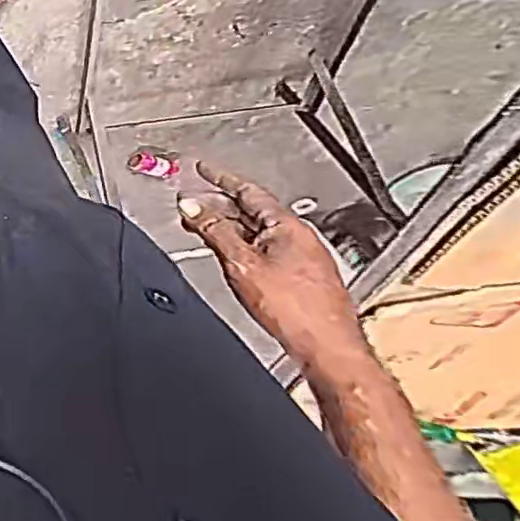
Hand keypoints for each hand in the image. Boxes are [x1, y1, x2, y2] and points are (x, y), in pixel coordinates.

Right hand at [178, 160, 371, 371]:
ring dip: (228, 228)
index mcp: (287, 226)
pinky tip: (229, 256)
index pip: (247, 191)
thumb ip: (213, 230)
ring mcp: (303, 257)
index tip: (203, 169)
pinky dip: (242, 246)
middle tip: (192, 204)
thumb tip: (192, 207)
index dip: (220, 178)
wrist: (327, 351)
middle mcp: (299, 237)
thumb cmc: (295, 310)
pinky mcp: (302, 277)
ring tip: (203, 229)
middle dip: (218, 206)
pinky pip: (265, 249)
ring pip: (257, 232)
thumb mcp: (240, 263)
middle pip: (251, 211)